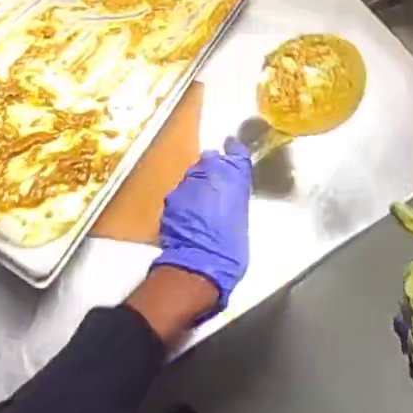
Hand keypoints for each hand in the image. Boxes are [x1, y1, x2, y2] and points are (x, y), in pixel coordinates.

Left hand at [153, 138, 251, 312]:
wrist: (198, 265)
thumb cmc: (231, 247)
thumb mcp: (242, 217)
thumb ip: (235, 197)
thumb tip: (230, 193)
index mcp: (233, 175)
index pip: (235, 152)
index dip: (233, 151)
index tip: (233, 147)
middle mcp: (207, 172)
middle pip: (208, 162)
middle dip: (212, 170)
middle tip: (218, 185)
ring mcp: (185, 185)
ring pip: (192, 178)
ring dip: (197, 186)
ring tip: (203, 204)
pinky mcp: (169, 200)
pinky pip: (180, 195)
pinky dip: (185, 201)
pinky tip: (189, 216)